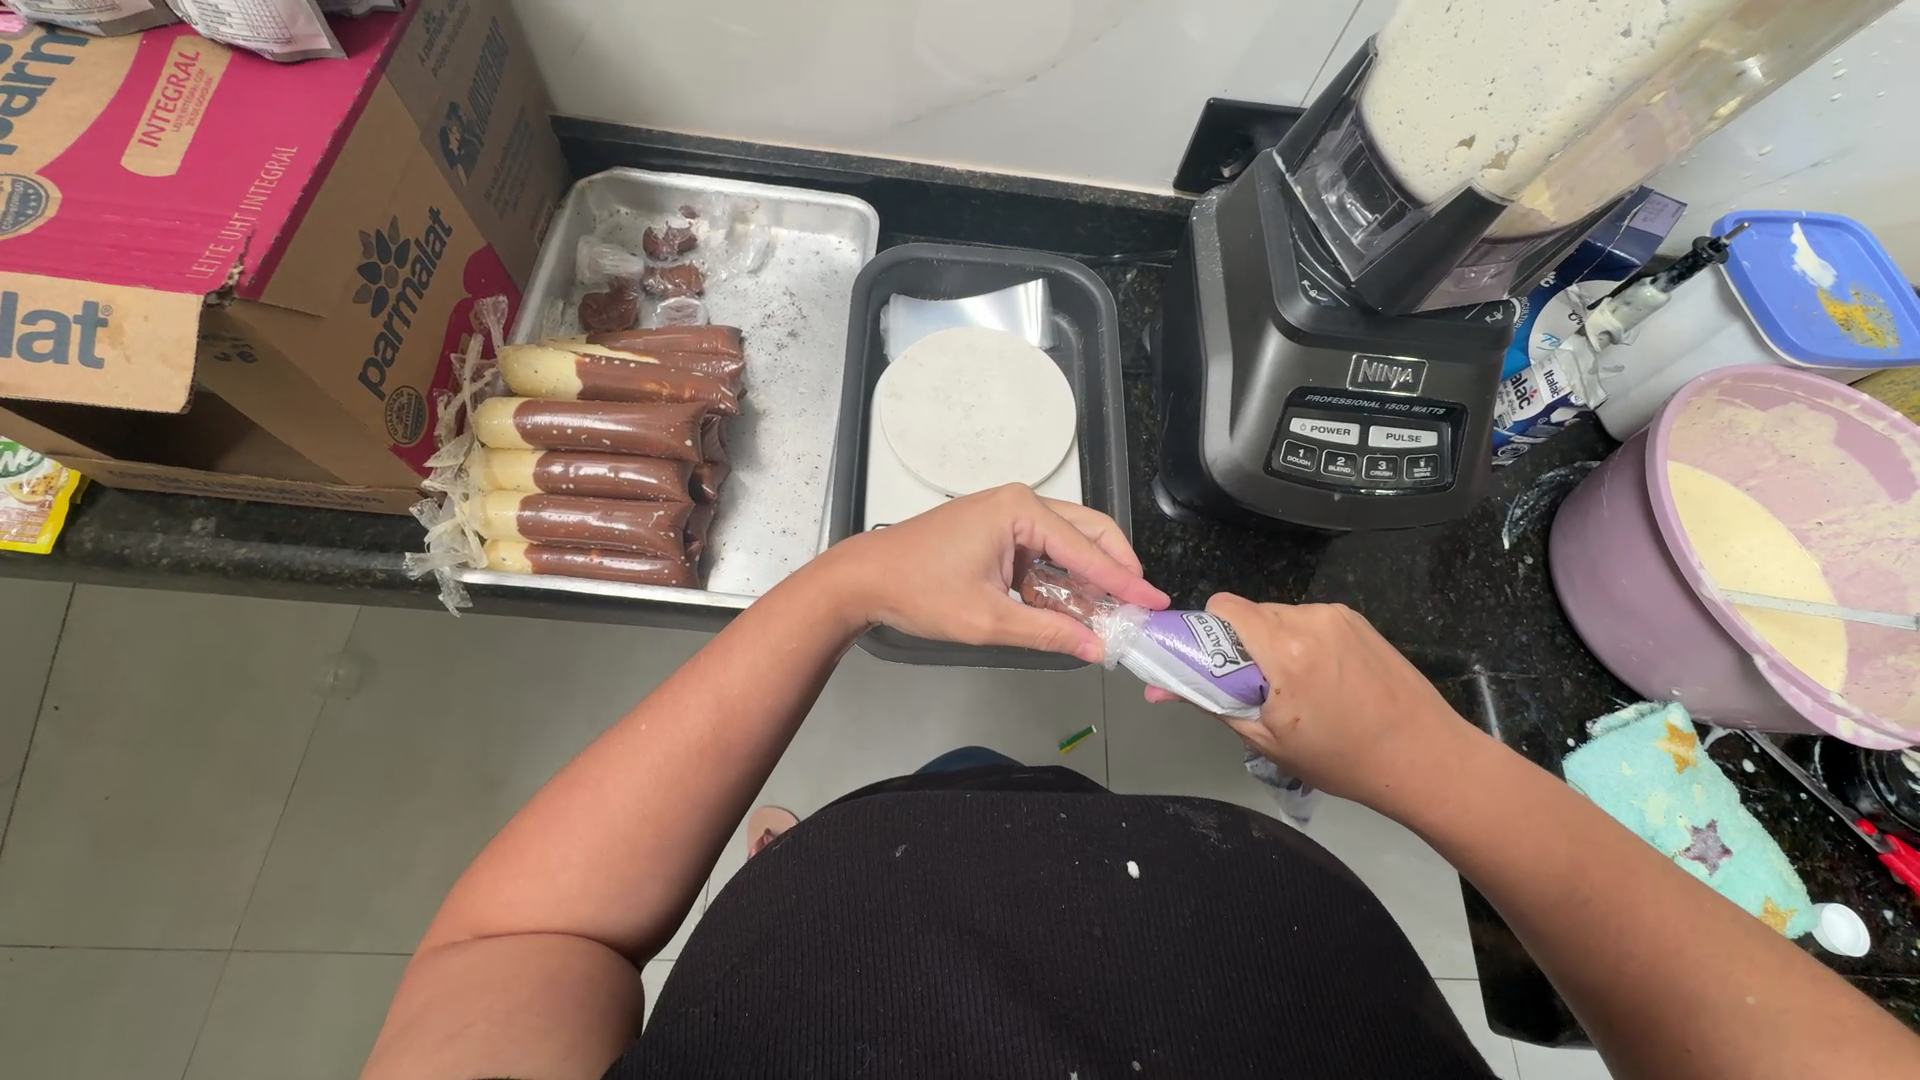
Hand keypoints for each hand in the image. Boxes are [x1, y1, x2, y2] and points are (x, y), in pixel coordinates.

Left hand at [825, 485, 1168, 660]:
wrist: (864, 578)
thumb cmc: (919, 592)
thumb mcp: (988, 620)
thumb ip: (1047, 632)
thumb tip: (1097, 648)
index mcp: (1019, 511)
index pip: (1087, 548)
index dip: (1124, 581)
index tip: (1156, 602)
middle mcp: (1019, 501)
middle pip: (1087, 532)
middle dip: (1114, 569)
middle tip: (1138, 606)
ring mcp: (1006, 513)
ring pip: (1066, 541)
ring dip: (1088, 575)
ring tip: (1111, 612)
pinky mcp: (996, 529)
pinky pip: (1042, 549)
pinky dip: (1059, 576)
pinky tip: (1071, 605)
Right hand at [1151, 594, 1475, 808]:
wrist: (1427, 759)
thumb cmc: (1341, 759)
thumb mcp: (1265, 739)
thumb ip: (1209, 703)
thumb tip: (1155, 690)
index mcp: (1284, 649)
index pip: (1224, 608)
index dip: (1207, 632)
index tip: (1211, 664)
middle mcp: (1309, 620)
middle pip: (1249, 614)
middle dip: (1241, 645)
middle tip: (1255, 688)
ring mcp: (1336, 616)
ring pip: (1278, 617)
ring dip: (1272, 644)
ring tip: (1295, 688)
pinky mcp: (1356, 619)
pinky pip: (1307, 621)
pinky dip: (1300, 643)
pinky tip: (1322, 679)